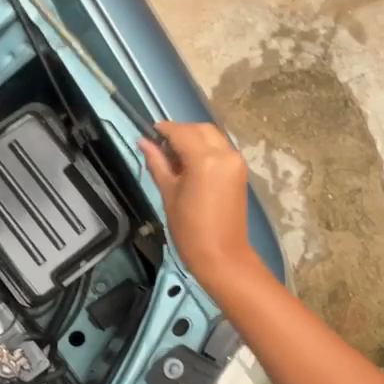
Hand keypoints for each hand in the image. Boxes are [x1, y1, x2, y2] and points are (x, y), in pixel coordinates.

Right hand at [139, 121, 259, 283]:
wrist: (221, 255)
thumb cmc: (189, 229)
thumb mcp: (168, 194)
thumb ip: (158, 164)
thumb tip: (143, 142)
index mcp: (205, 160)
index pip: (182, 132)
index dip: (165, 129)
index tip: (150, 131)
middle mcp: (225, 153)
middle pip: (201, 129)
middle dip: (181, 131)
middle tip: (160, 145)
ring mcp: (236, 161)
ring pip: (213, 136)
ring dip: (194, 138)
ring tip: (174, 156)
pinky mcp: (239, 171)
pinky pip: (220, 149)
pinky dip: (205, 148)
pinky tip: (189, 164)